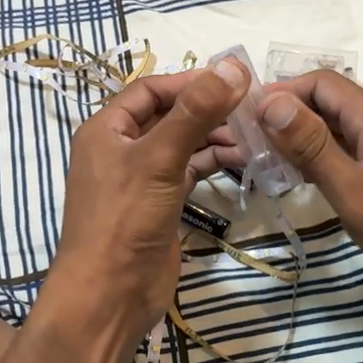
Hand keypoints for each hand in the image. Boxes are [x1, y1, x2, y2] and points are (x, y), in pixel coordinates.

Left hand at [41, 60, 248, 341]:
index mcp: (106, 129)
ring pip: (182, 144)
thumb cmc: (125, 219)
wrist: (109, 295)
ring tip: (255, 135)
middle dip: (208, 110)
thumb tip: (233, 67)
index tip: (234, 81)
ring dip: (215, 136)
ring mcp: (141, 178)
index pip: (151, 90)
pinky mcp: (159, 204)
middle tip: (254, 107)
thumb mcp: (159, 159)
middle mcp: (121, 148)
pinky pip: (188, 171)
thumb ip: (195, 112)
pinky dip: (212, 162)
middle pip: (170, 115)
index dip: (190, 82)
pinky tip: (242, 159)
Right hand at [240, 70, 362, 319]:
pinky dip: (322, 165)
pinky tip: (302, 186)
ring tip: (264, 165)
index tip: (244, 118)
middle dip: (286, 117)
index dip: (281, 92)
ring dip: (301, 142)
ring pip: (338, 134)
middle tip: (246, 145)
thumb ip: (312, 145)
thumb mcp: (354, 189)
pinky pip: (351, 159)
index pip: (320, 82)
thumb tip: (271, 100)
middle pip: (328, 105)